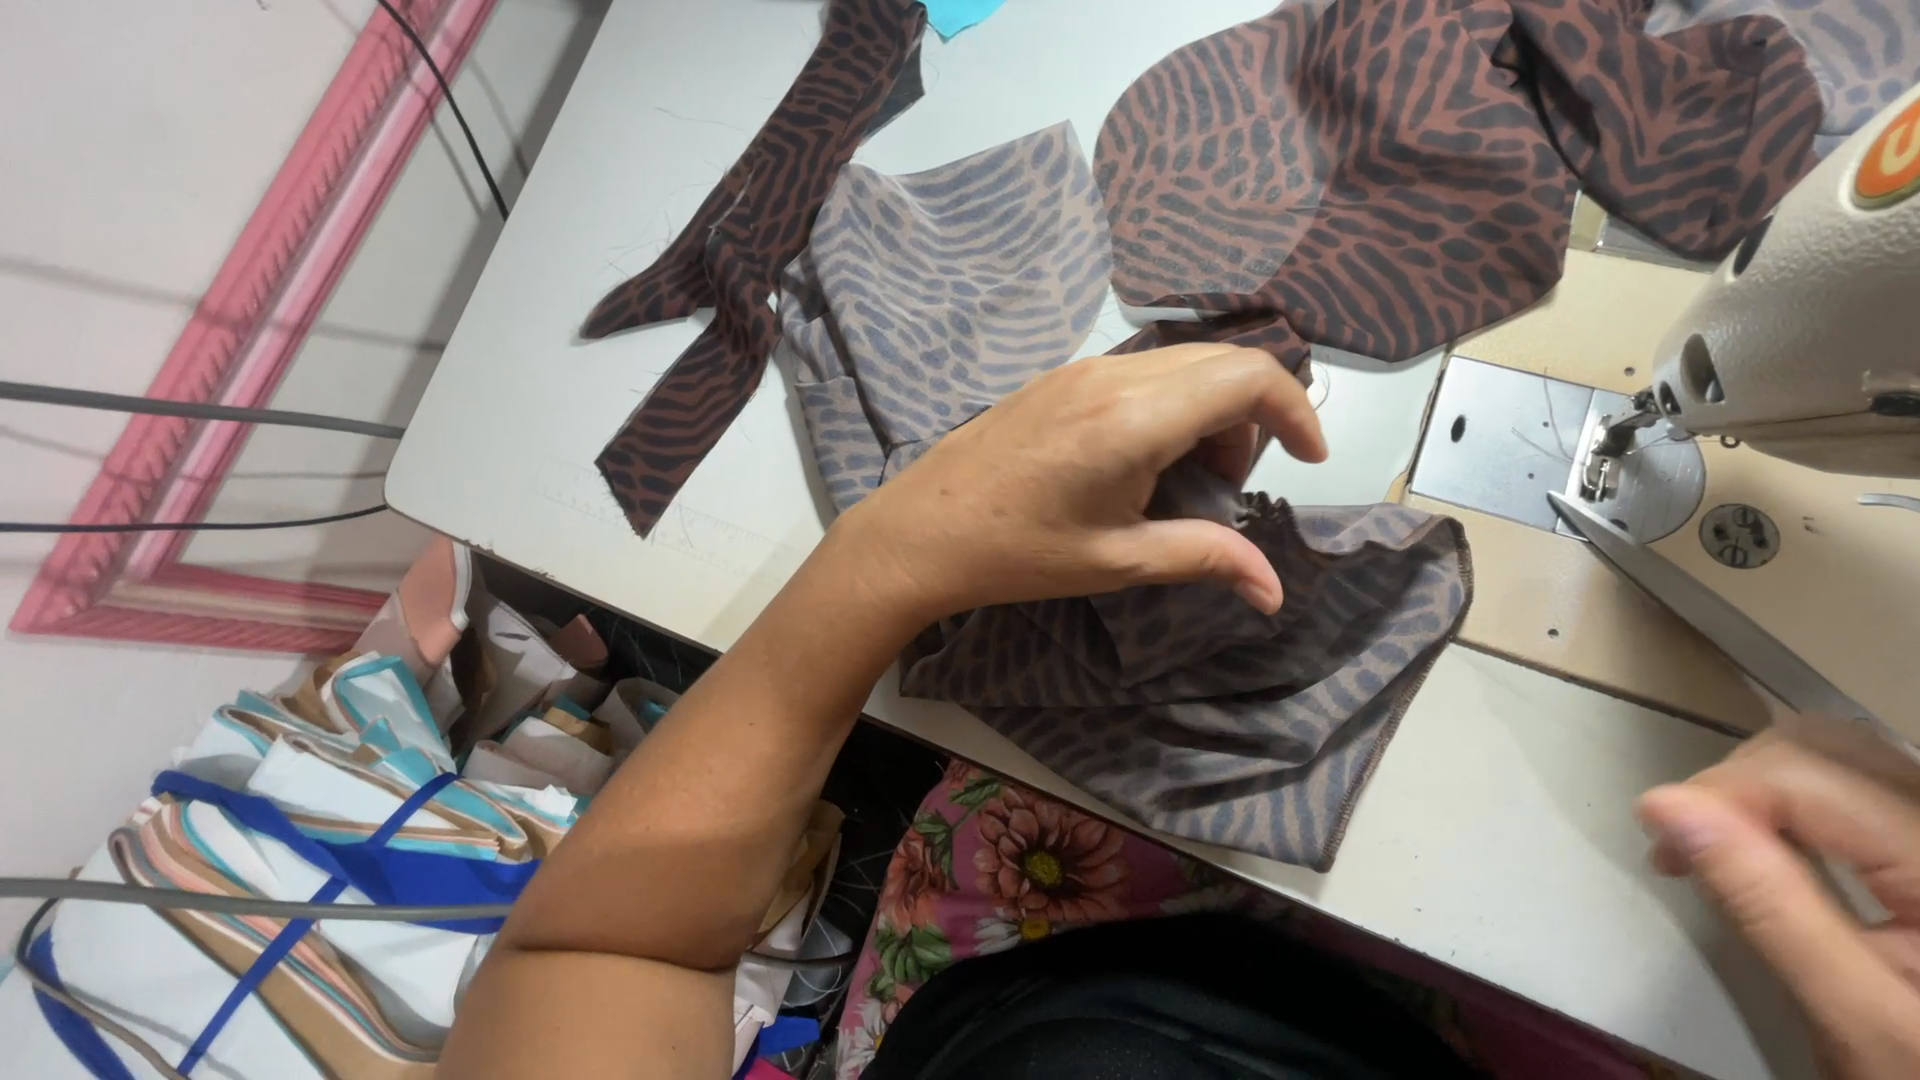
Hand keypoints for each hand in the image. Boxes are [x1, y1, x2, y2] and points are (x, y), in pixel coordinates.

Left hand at [824, 343, 1325, 624]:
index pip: (1248, 377)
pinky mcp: (1056, 379)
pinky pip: (1138, 373)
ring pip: (1179, 366)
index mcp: (1135, 418)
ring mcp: (1079, 370)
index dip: (1295, 411)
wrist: (920, 532)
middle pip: (1220, 363)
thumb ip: (1204, 558)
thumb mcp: (1117, 561)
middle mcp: (1112, 376)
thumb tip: (1274, 591)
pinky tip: (1137, 462)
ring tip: (1179, 482)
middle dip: (1249, 419)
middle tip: (1224, 487)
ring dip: (1206, 412)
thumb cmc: (1017, 552)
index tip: (1308, 458)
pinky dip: (1167, 406)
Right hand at [1638, 732, 1919, 1078]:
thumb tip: (1660, 804)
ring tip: (1710, 845)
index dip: (1717, 795)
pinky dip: (1782, 799)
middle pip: (1819, 748)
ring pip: (1829, 755)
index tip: (1666, 853)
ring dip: (1749, 788)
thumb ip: (1764, 905)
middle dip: (1731, 785)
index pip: (1803, 774)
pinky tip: (1758, 844)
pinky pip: (1848, 783)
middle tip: (1684, 850)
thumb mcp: (1853, 1013)